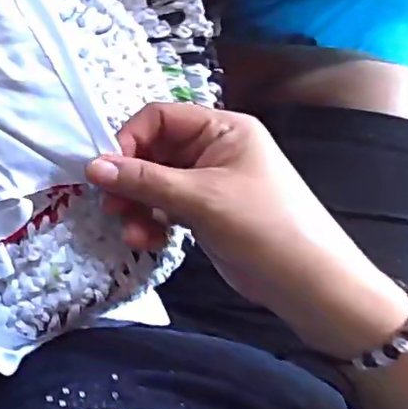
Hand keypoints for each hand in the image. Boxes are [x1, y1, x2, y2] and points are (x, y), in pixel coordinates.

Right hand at [84, 103, 407, 357]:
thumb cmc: (267, 229)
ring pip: (153, 182)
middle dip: (129, 179)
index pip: (159, 117)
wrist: (315, 290)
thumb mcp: (202, 200)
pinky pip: (162, 206)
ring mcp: (207, 181)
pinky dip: (150, 221)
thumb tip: (92, 166)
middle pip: (152, 151)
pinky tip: (147, 241)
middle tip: (111, 205)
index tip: (107, 170)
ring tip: (131, 233)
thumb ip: (144, 181)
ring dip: (136, 206)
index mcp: (222, 129)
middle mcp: (213, 149)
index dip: (129, 140)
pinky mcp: (203, 211)